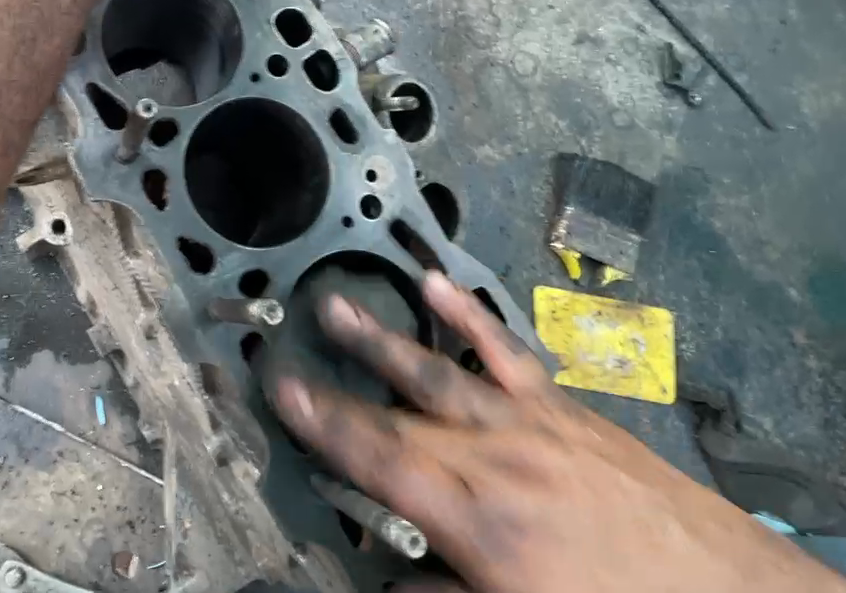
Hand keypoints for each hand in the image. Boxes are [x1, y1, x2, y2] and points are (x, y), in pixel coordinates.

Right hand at [271, 271, 845, 592]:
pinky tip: (438, 283)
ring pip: (441, 369)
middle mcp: (496, 457)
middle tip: (288, 347)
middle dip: (339, 382)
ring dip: (384, 339)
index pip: (381, 460)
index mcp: (481, 521)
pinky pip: (507, 351)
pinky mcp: (565, 408)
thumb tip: (390, 576)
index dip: (325, 425)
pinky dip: (469, 315)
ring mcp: (532, 421)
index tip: (281, 388)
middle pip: (399, 413)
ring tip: (337, 304)